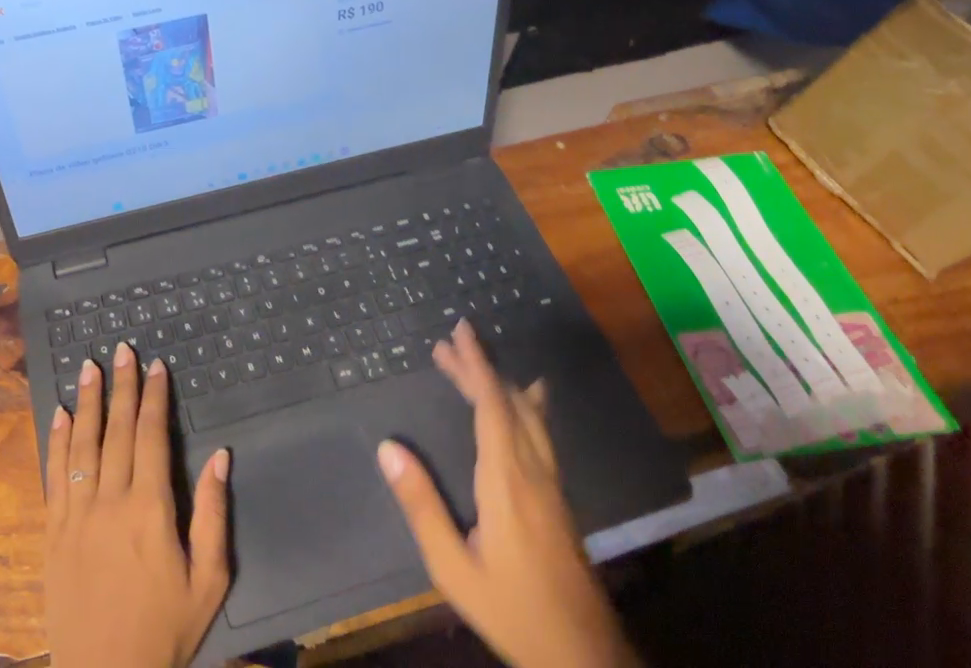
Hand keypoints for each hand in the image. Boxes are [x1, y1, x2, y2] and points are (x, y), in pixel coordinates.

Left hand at [44, 343, 230, 667]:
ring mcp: (75, 516)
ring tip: (89, 366)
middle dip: (121, 387)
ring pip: (81, 445)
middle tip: (122, 348)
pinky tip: (61, 415)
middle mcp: (109, 501)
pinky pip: (53, 477)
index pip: (151, 437)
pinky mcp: (52, 533)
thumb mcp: (209, 578)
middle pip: (116, 431)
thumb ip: (212, 513)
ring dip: (87, 402)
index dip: (154, 398)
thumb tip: (218, 455)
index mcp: (150, 509)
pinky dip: (57, 442)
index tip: (156, 365)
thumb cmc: (166, 627)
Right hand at [377, 320, 637, 667]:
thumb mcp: (451, 566)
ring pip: (531, 417)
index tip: (459, 333)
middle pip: (511, 404)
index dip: (475, 367)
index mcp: (506, 481)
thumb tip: (388, 447)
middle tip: (450, 342)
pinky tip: (527, 405)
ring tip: (479, 362)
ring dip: (502, 385)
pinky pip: (541, 433)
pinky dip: (524, 406)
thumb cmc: (510, 607)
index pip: (492, 407)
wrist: (582, 650)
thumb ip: (421, 505)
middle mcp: (534, 472)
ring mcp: (553, 485)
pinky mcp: (559, 499)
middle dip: (481, 369)